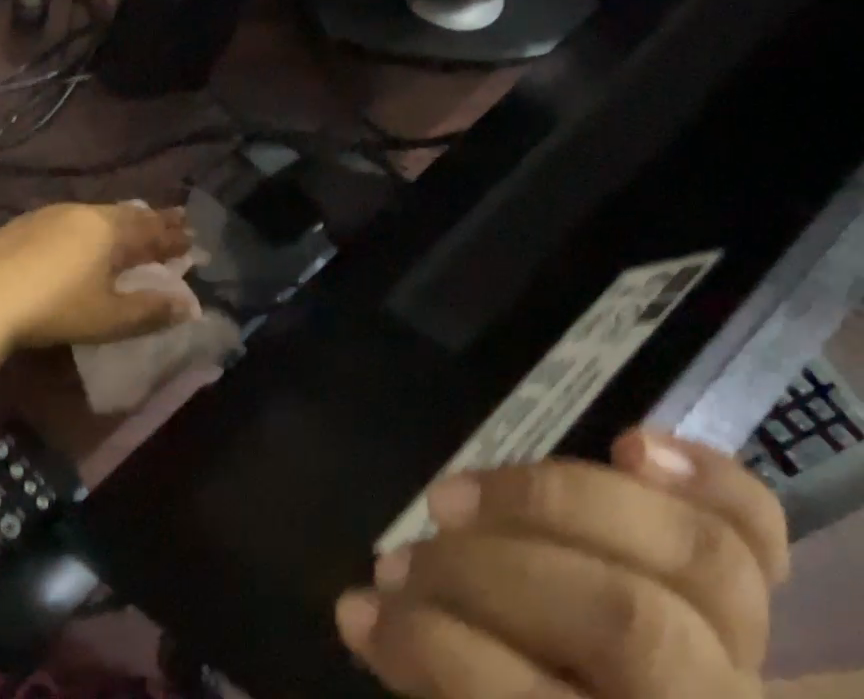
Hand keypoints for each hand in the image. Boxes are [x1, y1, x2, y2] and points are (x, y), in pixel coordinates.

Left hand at [0, 203, 192, 348]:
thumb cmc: (55, 308)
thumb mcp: (110, 317)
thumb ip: (151, 310)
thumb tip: (187, 306)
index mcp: (108, 230)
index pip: (150, 230)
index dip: (172, 236)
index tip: (191, 237)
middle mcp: (79, 213)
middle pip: (123, 215)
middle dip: (149, 222)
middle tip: (170, 222)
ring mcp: (45, 216)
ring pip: (92, 215)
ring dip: (115, 222)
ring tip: (127, 228)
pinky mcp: (18, 227)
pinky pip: (64, 221)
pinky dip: (83, 228)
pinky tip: (76, 237)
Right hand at [337, 429, 789, 698]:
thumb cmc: (528, 694)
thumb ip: (443, 676)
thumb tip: (360, 610)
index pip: (531, 697)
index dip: (434, 646)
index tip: (360, 613)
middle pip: (622, 615)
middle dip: (482, 567)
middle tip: (400, 560)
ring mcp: (752, 656)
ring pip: (693, 554)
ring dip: (544, 499)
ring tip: (453, 499)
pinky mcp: (758, 605)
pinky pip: (758, 532)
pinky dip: (704, 479)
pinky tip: (628, 444)